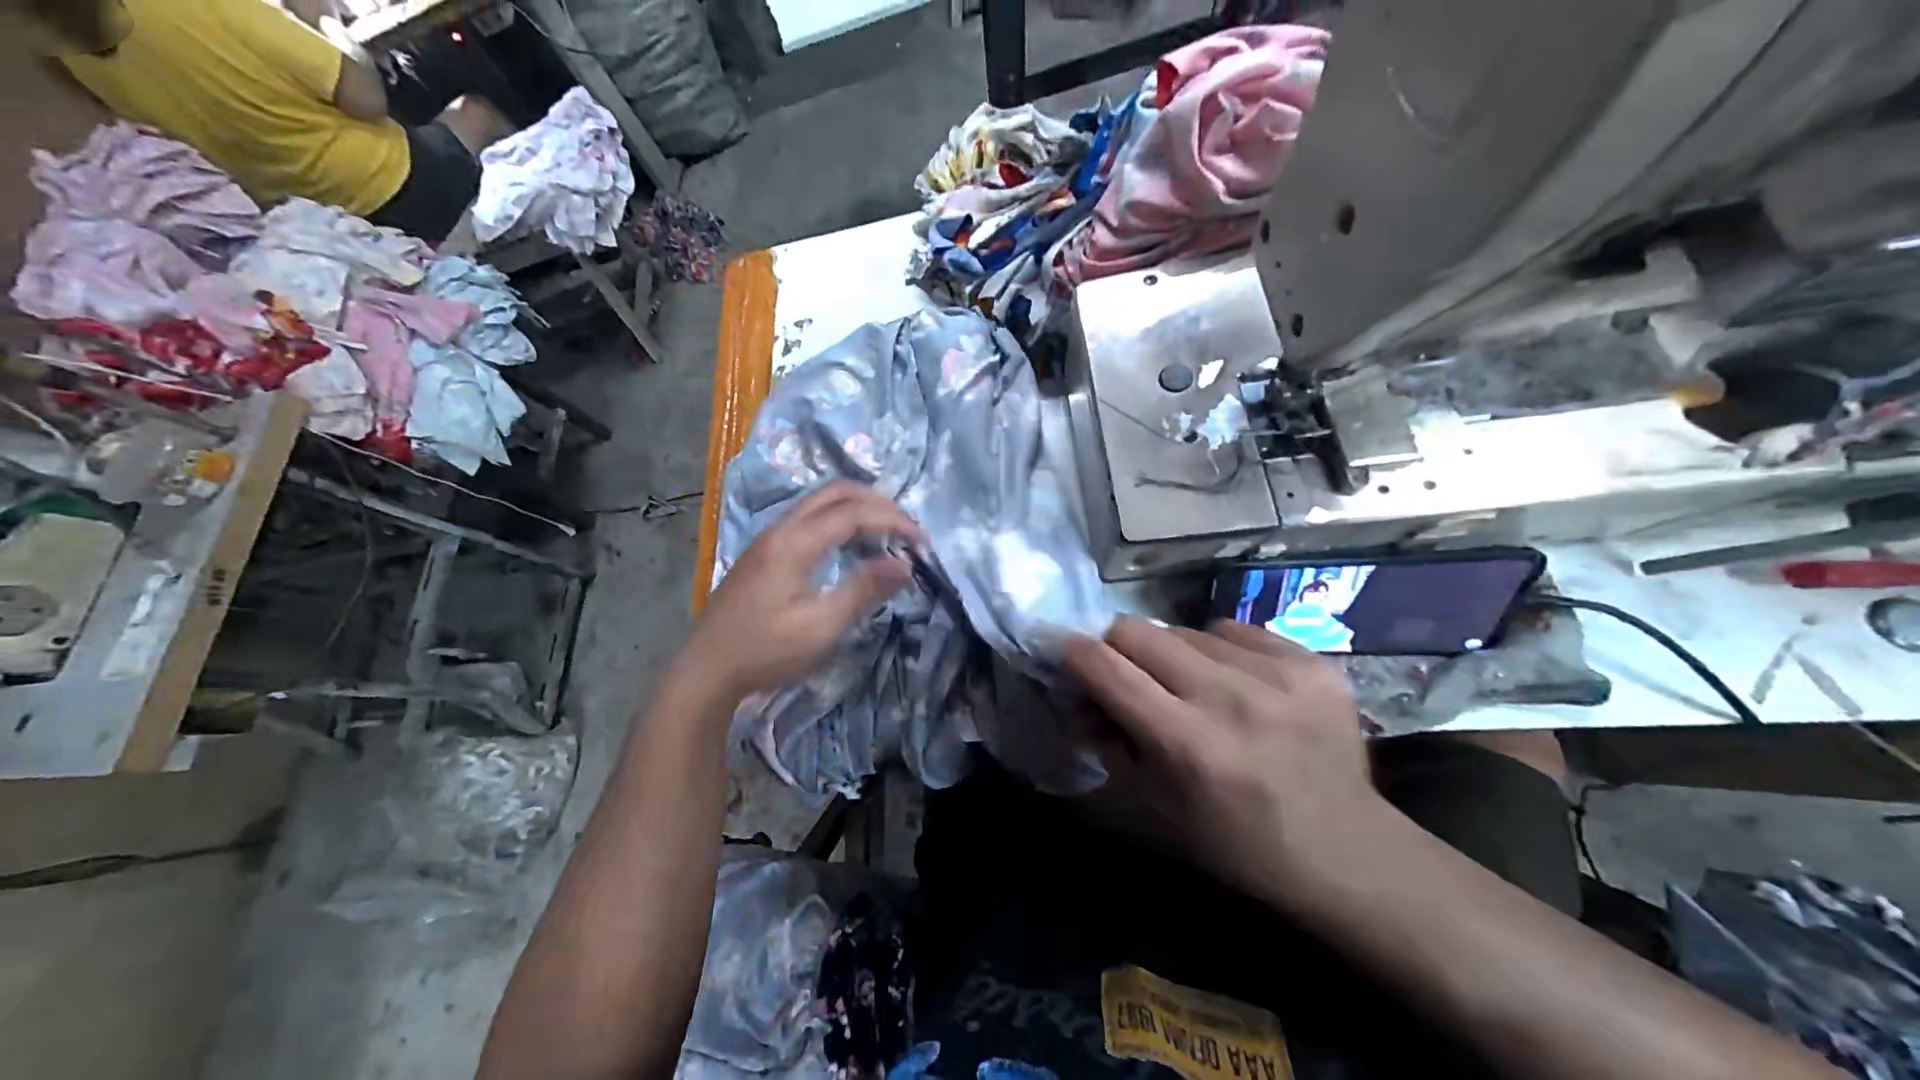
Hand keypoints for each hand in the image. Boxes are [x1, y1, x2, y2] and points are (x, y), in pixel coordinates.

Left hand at [679, 482, 923, 698]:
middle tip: (907, 526)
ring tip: (887, 528)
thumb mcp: (820, 629)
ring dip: (857, 506)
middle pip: (835, 493)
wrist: (706, 669)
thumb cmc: (765, 652)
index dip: (892, 521)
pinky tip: (849, 541)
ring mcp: (768, 539)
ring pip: (819, 501)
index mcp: (794, 544)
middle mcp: (780, 530)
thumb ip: (863, 592)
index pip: (853, 514)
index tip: (922, 542)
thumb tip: (904, 565)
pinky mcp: (763, 552)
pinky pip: (808, 516)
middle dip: (877, 502)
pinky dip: (839, 517)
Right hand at [1062, 617, 1386, 909]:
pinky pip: (1236, 631)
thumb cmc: (1237, 843)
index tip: (1064, 649)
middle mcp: (1231, 700)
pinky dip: (1222, 651)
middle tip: (1130, 674)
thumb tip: (1082, 694)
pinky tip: (1240, 684)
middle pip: (1140, 631)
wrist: (1345, 851)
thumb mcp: (1157, 808)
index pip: (1108, 669)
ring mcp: (1278, 675)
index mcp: (1188, 746)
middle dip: (1119, 647)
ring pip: (1186, 629)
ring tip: (1195, 688)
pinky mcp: (1313, 663)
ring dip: (1174, 654)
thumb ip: (1112, 743)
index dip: (1074, 652)